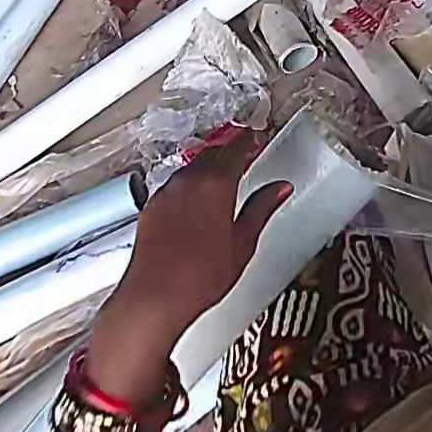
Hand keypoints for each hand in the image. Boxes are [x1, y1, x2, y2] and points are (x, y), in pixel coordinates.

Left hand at [85, 132, 291, 403]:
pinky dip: (188, 186)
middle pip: (211, 154)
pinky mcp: (151, 207)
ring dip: (206, 167)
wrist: (155, 297)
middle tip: (241, 152)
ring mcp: (166, 193)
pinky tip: (194, 202)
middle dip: (227, 151)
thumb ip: (261, 208)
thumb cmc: (199, 277)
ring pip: (190, 168)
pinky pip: (174, 186)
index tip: (252, 135)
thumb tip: (279, 189)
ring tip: (220, 177)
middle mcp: (188, 182)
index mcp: (216, 184)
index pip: (234, 149)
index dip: (246, 140)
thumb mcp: (243, 242)